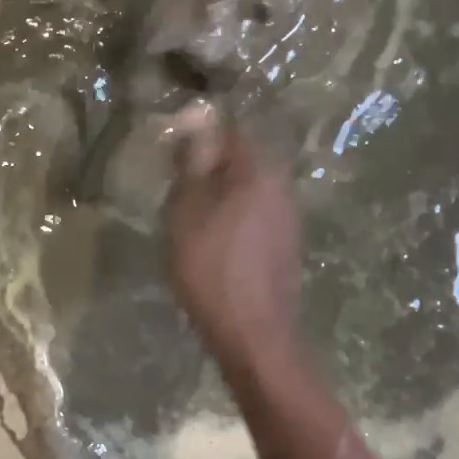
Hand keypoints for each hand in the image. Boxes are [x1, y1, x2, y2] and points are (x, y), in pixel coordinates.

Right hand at [161, 107, 302, 373]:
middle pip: (240, 163)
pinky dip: (229, 224)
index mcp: (259, 170)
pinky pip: (252, 220)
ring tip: (187, 223)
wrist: (253, 335)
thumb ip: (191, 165)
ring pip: (246, 193)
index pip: (229, 131)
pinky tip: (210, 248)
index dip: (197, 136)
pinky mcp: (285, 249)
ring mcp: (288, 220)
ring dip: (218, 200)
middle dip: (207, 171)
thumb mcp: (186, 212)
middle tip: (174, 193)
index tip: (170, 155)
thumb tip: (194, 123)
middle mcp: (282, 187)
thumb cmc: (211, 269)